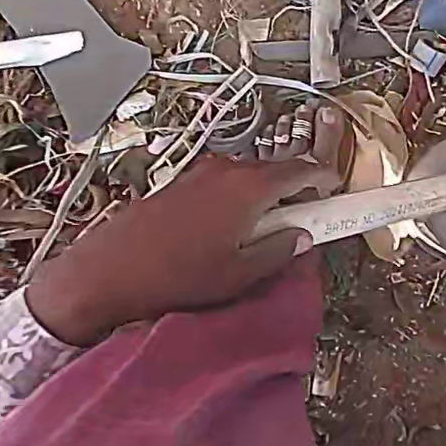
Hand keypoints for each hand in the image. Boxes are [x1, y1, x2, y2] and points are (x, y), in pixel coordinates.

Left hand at [26, 149, 339, 345]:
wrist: (110, 269)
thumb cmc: (179, 275)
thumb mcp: (239, 273)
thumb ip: (278, 251)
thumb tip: (301, 238)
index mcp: (250, 188)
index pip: (301, 171)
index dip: (323, 178)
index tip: (336, 189)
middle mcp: (226, 170)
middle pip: (273, 171)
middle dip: (293, 188)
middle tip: (305, 213)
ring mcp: (199, 173)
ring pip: (246, 177)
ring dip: (263, 194)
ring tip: (265, 227)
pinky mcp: (180, 182)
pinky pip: (221, 183)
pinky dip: (237, 197)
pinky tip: (228, 226)